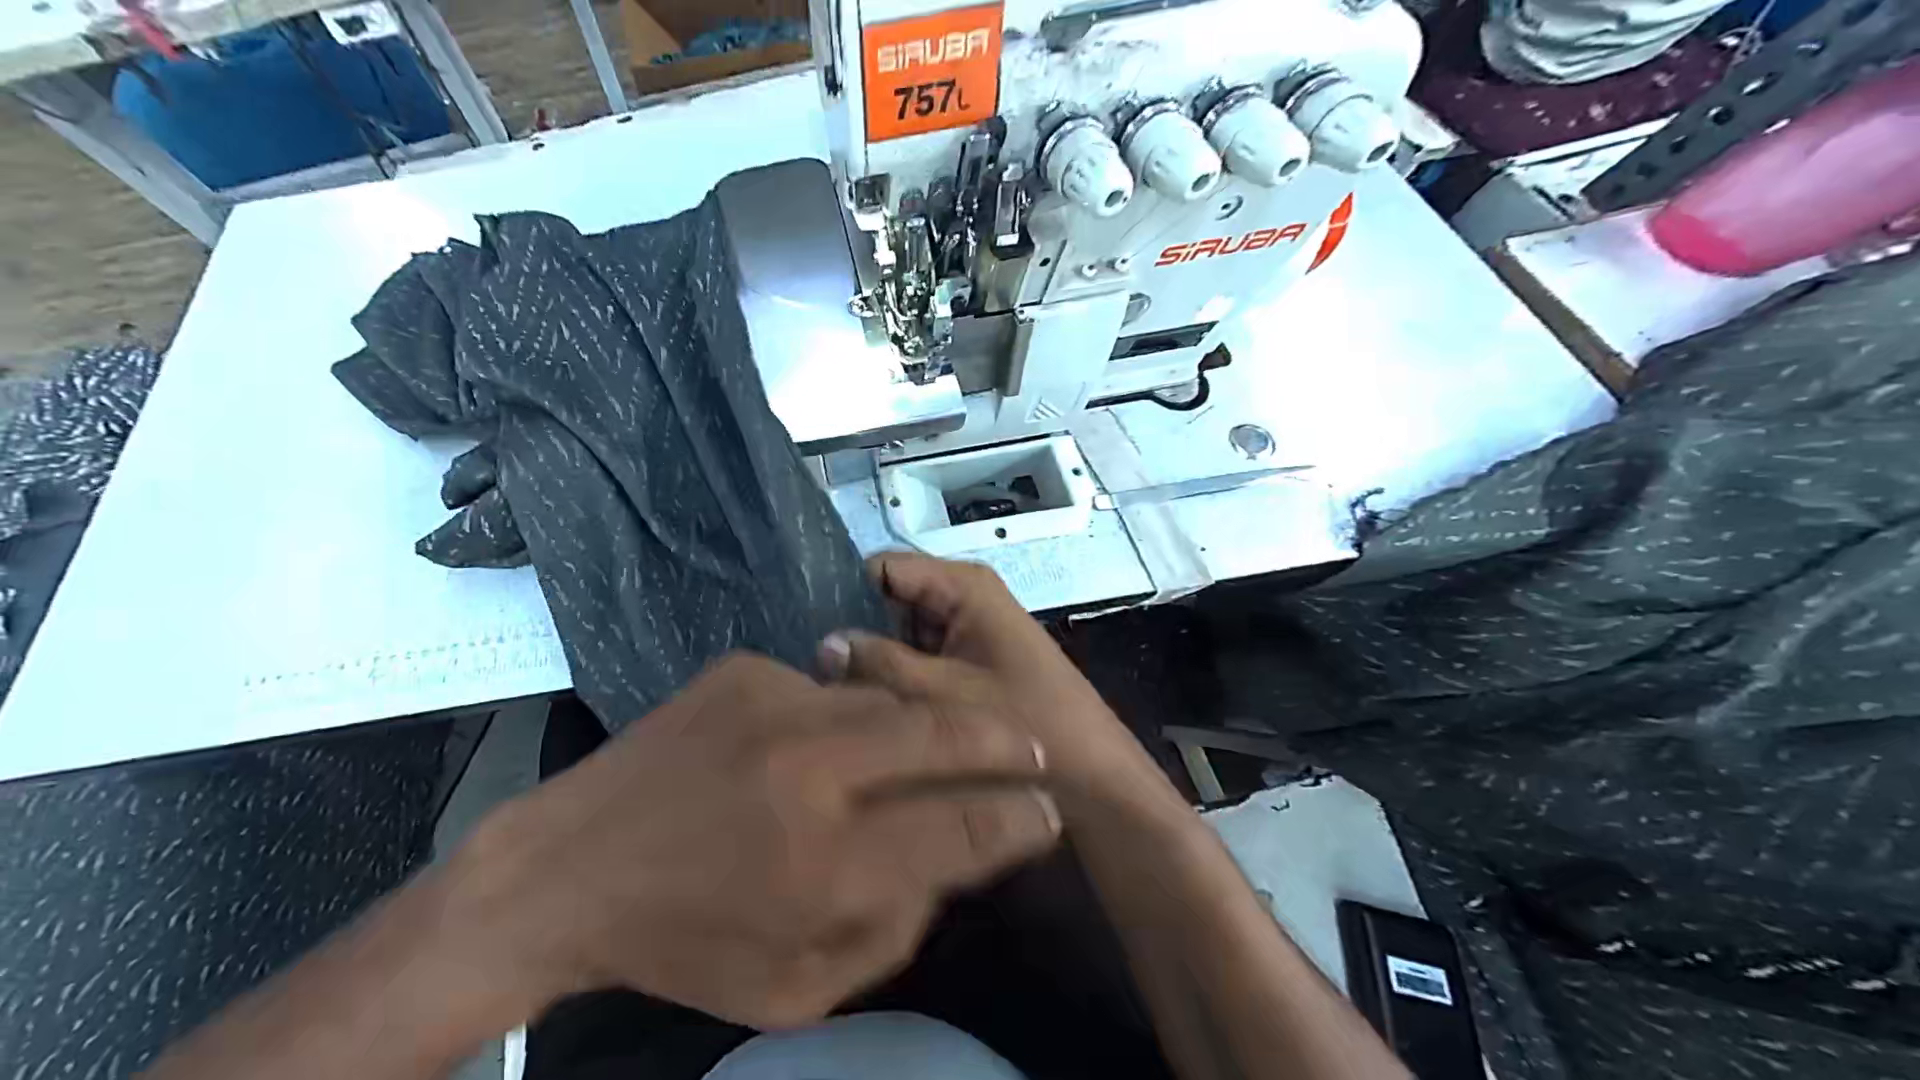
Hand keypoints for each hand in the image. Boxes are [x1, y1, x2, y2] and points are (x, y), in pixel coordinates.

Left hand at [442, 652, 1059, 1029]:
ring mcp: (775, 704)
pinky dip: (840, 718)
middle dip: (1001, 740)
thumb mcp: (797, 989)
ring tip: (932, 743)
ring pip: (887, 704)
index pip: (960, 827)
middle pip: (940, 735)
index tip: (1048, 810)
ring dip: (921, 727)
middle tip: (1031, 745)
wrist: (565, 869)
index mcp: (825, 865)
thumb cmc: (685, 944)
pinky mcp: (745, 671)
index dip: (1018, 817)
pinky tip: (811, 746)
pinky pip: (825, 691)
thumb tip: (951, 856)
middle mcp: (809, 769)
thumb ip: (894, 925)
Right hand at [819, 552, 1181, 823]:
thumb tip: (822, 643)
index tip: (799, 627)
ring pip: (898, 635)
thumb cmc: (1031, 725)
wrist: (1096, 783)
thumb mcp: (944, 695)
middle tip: (804, 671)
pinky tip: (859, 711)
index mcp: (963, 587)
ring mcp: (965, 634)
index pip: (884, 567)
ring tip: (822, 694)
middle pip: (888, 601)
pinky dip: (893, 680)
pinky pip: (916, 662)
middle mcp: (962, 599)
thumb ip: (880, 664)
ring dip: (870, 661)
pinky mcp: (967, 667)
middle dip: (853, 631)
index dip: (842, 591)